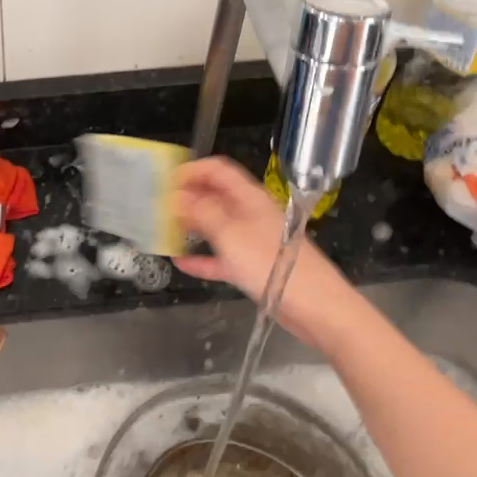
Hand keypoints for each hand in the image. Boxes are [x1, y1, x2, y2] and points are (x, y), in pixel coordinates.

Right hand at [170, 158, 347, 318]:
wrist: (316, 306)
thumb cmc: (272, 263)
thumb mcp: (231, 234)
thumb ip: (202, 213)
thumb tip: (177, 197)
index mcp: (249, 198)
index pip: (218, 171)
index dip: (192, 170)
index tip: (166, 180)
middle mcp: (250, 214)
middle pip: (215, 197)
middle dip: (188, 198)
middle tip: (160, 205)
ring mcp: (252, 241)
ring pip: (216, 227)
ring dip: (192, 227)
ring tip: (166, 230)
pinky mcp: (253, 267)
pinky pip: (222, 257)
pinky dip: (203, 258)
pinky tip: (182, 262)